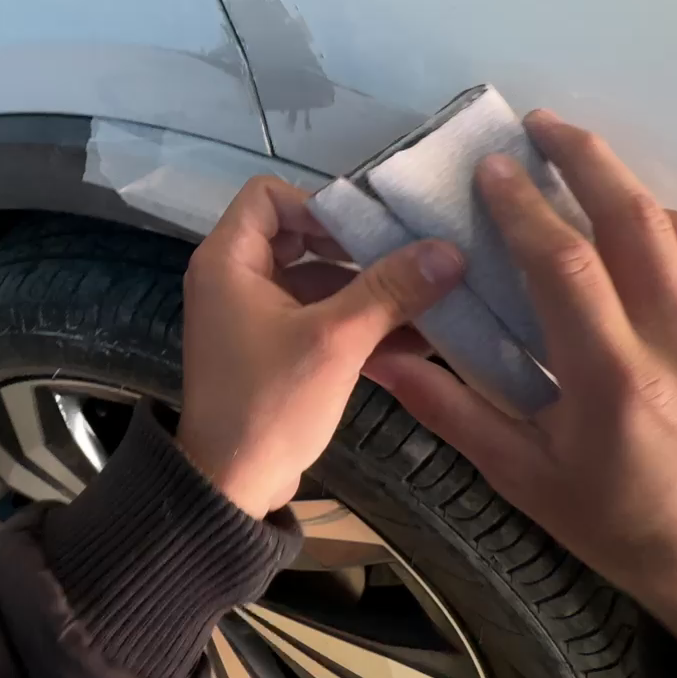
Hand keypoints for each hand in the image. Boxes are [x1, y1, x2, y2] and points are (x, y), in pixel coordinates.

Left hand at [176, 176, 464, 518]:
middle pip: (294, 233)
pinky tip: (411, 335)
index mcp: (227, 259)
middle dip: (353, 247)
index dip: (318, 205)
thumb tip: (448, 250)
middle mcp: (231, 275)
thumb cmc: (271, 401)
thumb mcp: (335, 341)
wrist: (230, 482)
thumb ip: (389, 291)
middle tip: (410, 259)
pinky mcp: (267, 341)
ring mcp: (248, 309)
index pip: (267, 195)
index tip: (368, 232)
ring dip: (363, 287)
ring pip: (310, 276)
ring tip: (428, 299)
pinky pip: (311, 311)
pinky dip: (351, 317)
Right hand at [363, 111, 676, 677]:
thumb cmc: (626, 531)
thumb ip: (450, 410)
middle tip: (543, 124)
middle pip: (639, 225)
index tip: (493, 168)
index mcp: (615, 381)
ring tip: (579, 161)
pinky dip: (658, 230)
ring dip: (625, 187)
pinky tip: (624, 231)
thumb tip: (379, 356)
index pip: (568, 266)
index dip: (525, 208)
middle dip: (588, 162)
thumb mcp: (523, 480)